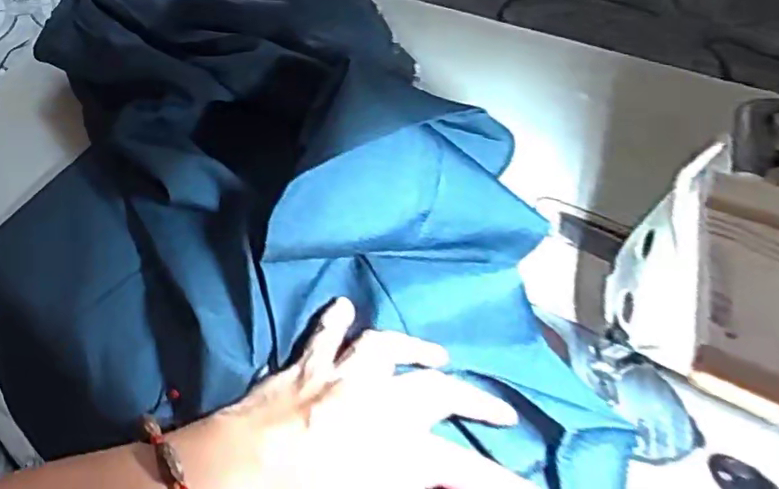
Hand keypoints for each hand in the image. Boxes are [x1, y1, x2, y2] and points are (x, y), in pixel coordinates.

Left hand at [174, 299, 523, 488]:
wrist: (243, 465)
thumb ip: (409, 479)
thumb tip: (431, 475)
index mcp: (398, 451)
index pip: (471, 473)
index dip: (507, 484)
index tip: (535, 487)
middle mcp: (375, 403)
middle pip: (436, 391)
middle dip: (474, 399)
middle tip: (499, 408)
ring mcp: (336, 377)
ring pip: (381, 346)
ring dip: (411, 347)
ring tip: (433, 352)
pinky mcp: (302, 365)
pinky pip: (323, 334)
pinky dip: (337, 319)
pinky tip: (344, 307)